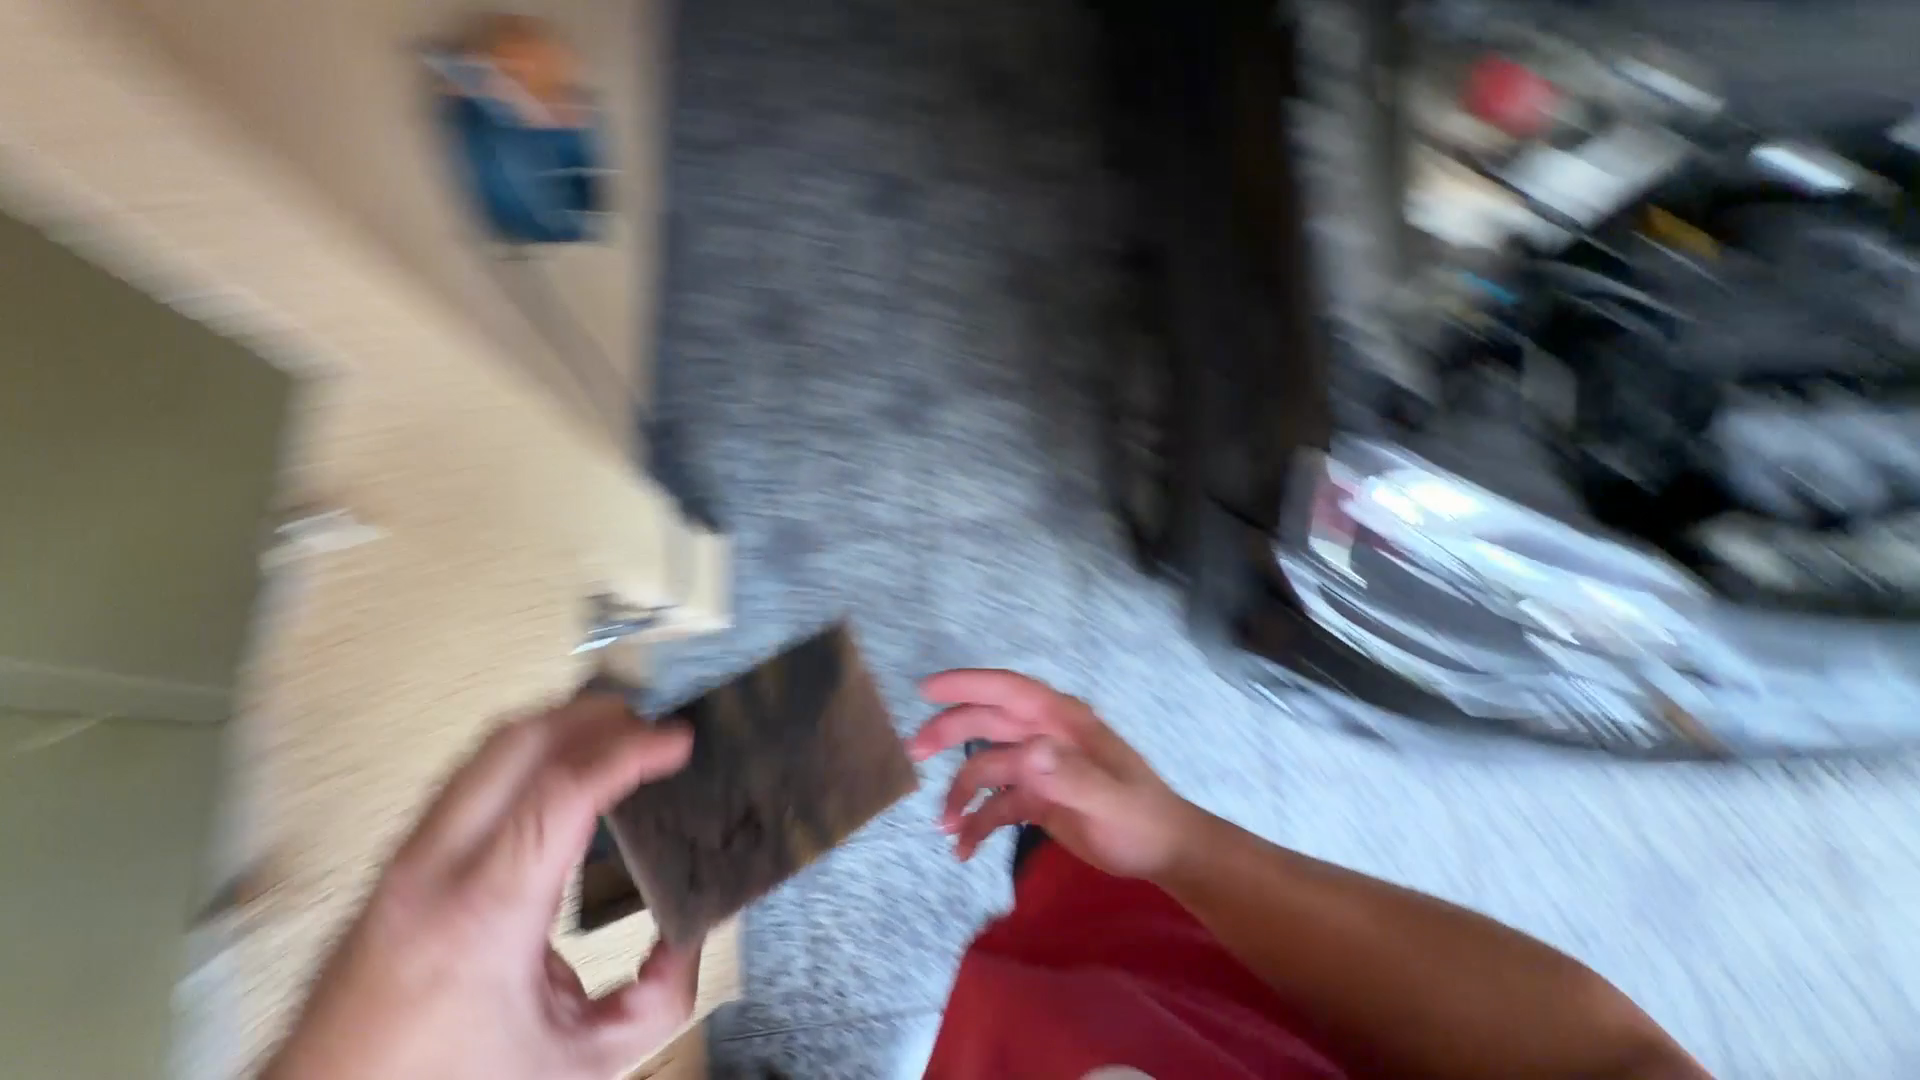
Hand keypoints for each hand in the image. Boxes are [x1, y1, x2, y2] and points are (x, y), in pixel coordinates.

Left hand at [264, 695, 699, 1079]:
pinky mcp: (399, 860)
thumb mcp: (577, 1063)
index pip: (565, 789)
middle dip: (598, 717)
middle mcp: (437, 870)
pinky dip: (527, 749)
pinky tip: (559, 768)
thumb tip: (689, 934)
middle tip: (649, 729)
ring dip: (561, 724)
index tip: (678, 741)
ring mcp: (408, 857)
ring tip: (614, 737)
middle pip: (521, 742)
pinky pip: (470, 771)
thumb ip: (657, 1000)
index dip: (632, 750)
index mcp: (486, 915)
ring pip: (489, 745)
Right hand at [908, 669, 1200, 880]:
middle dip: (949, 732)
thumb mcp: (1109, 801)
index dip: (968, 684)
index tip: (927, 688)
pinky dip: (978, 822)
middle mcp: (1047, 738)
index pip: (1010, 691)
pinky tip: (965, 848)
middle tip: (914, 751)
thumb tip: (1027, 751)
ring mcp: (1041, 768)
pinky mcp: (1038, 798)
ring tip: (944, 824)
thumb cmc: (1142, 820)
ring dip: (961, 791)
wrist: (1164, 853)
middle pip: (988, 723)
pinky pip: (997, 804)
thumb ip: (1071, 777)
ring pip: (987, 766)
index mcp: (1064, 723)